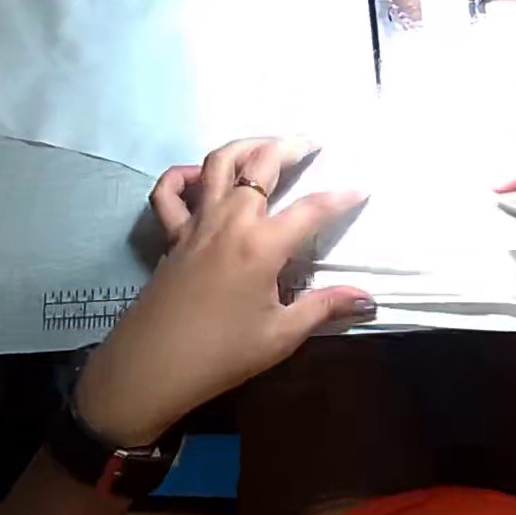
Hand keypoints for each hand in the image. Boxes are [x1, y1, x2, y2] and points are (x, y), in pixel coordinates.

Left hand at [75, 138, 372, 446]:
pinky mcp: (172, 236)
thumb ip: (325, 307)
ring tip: (267, 145)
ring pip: (217, 164)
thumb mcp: (281, 335)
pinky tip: (200, 176)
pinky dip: (184, 176)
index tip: (362, 189)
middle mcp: (229, 222)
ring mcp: (196, 224)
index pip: (311, 210)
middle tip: (311, 143)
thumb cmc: (221, 355)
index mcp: (261, 245)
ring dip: (245, 146)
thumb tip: (367, 299)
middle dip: (290, 148)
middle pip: (260, 165)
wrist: (148, 371)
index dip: (340, 198)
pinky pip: (169, 193)